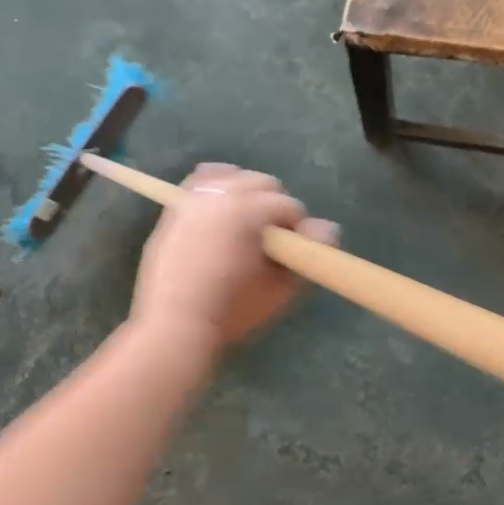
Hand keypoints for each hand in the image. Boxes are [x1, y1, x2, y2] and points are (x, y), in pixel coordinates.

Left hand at [130, 164, 337, 345]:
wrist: (174, 326)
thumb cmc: (231, 311)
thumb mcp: (279, 288)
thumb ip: (306, 252)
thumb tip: (329, 227)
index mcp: (249, 212)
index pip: (288, 205)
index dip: (297, 227)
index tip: (293, 251)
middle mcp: (221, 196)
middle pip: (263, 183)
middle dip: (274, 206)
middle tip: (272, 239)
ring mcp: (194, 200)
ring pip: (233, 178)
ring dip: (248, 195)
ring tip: (249, 225)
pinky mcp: (175, 210)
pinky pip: (201, 181)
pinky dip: (218, 186)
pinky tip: (224, 206)